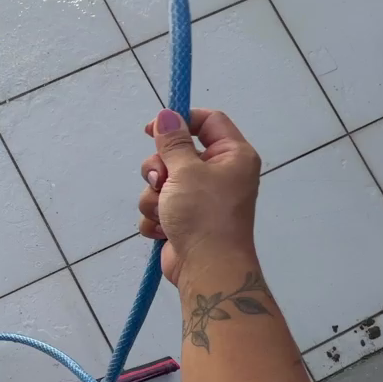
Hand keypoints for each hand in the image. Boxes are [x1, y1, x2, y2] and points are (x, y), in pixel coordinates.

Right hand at [138, 108, 260, 286]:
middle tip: (161, 181)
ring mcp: (197, 198)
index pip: (207, 122)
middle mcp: (216, 173)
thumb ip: (173, 143)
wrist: (206, 266)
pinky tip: (163, 230)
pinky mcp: (180, 218)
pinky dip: (154, 218)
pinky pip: (156, 207)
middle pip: (174, 153)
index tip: (151, 129)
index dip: (179, 121)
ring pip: (159, 183)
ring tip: (164, 213)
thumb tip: (165, 115)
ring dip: (153, 198)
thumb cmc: (204, 214)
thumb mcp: (186, 172)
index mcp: (230, 156)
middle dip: (158, 169)